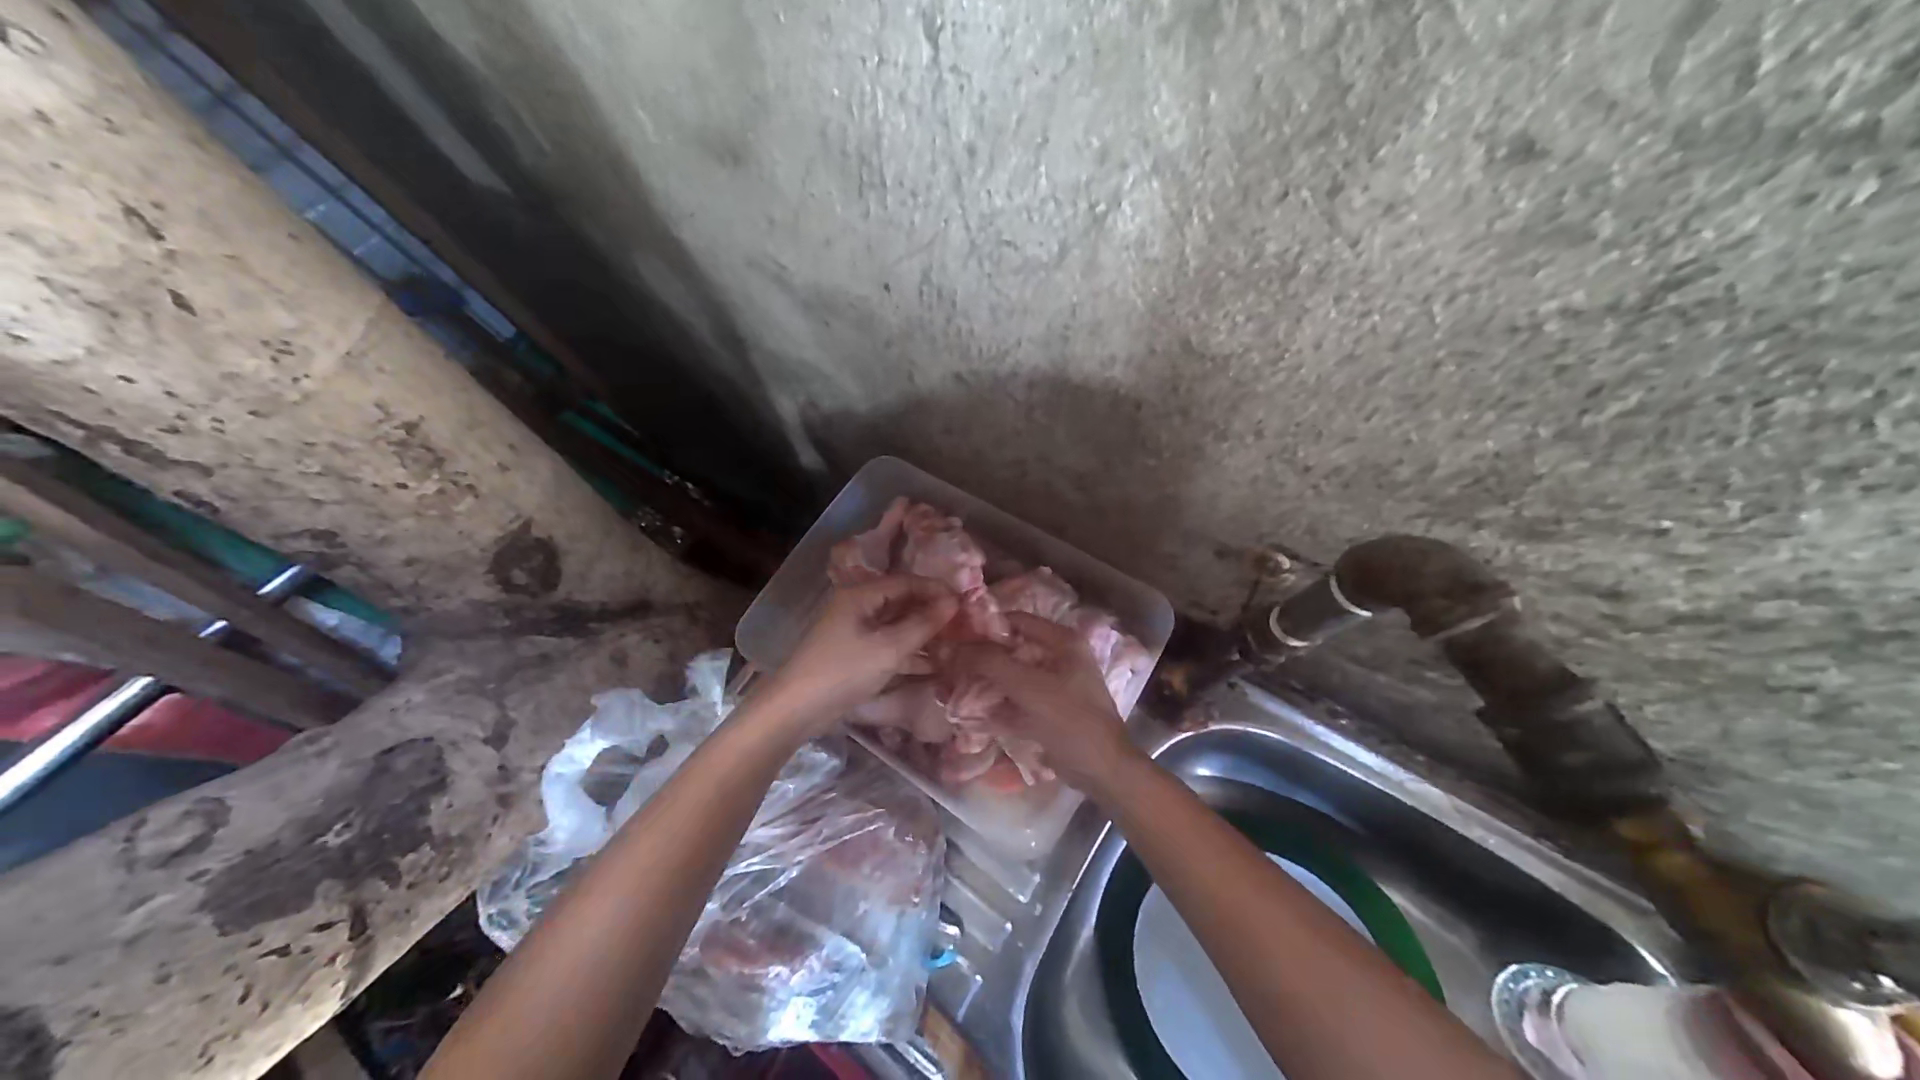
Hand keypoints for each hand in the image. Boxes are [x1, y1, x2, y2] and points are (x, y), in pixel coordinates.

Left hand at [756, 575, 958, 734]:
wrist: (797, 708)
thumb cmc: (844, 671)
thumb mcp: (889, 648)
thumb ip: (923, 623)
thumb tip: (953, 601)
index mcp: (861, 594)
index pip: (907, 581)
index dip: (936, 590)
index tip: (965, 602)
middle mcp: (858, 606)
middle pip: (901, 601)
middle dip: (931, 611)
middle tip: (963, 623)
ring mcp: (855, 631)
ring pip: (896, 624)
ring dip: (922, 633)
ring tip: (954, 643)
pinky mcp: (855, 654)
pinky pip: (888, 644)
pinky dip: (909, 651)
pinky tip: (932, 664)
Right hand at [950, 612, 1145, 794]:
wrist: (1102, 770)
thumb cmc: (1070, 719)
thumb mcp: (1028, 686)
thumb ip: (989, 663)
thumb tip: (950, 647)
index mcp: (1061, 641)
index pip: (1015, 621)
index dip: (984, 627)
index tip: (953, 638)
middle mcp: (1058, 658)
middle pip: (1010, 650)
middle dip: (979, 660)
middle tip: (946, 667)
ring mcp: (1053, 687)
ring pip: (1010, 678)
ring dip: (983, 684)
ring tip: (950, 689)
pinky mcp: (1047, 713)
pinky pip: (1015, 703)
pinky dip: (994, 706)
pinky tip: (967, 713)